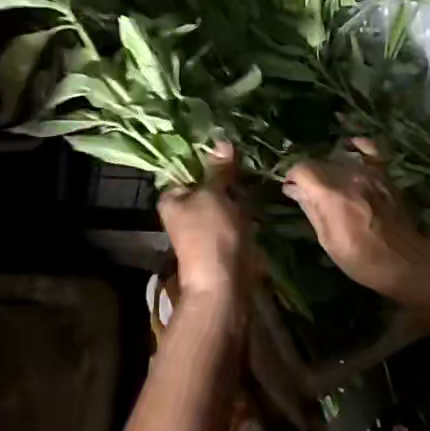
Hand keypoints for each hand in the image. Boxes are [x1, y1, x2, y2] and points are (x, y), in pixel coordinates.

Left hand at [158, 141, 249, 302]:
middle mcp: (182, 211)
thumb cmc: (211, 236)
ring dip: (237, 193)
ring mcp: (202, 227)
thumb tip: (222, 141)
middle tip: (246, 161)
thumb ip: (218, 169)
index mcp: (171, 197)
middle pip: (206, 183)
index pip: (186, 167)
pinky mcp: (221, 241)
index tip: (229, 145)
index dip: (207, 156)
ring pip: (222, 200)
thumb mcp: (214, 195)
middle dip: (226, 175)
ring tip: (255, 177)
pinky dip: (243, 211)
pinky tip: (258, 201)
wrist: (224, 288)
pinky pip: (233, 218)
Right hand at [284, 138, 429, 299]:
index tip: (292, 190)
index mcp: (330, 195)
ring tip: (329, 184)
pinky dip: (357, 146)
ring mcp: (369, 173)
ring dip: (329, 169)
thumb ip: (311, 209)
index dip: (292, 178)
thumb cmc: (363, 259)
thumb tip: (293, 189)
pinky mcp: (384, 175)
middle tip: (309, 193)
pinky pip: (369, 149)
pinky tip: (350, 150)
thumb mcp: (328, 241)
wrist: (409, 264)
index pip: (300, 169)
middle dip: (309, 175)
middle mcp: (348, 177)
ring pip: (338, 158)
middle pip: (318, 162)